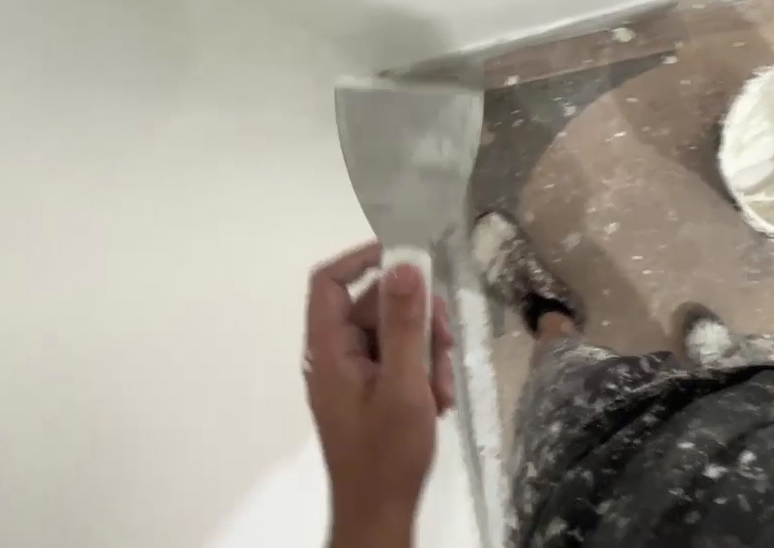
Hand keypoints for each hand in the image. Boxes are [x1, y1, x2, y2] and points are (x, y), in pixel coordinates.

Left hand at [305, 241, 456, 546]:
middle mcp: (338, 354)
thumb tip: (404, 265)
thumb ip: (403, 324)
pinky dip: (423, 368)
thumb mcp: (402, 384)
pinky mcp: (373, 388)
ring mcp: (356, 372)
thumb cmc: (386, 454)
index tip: (406, 258)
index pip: (328, 282)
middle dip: (417, 316)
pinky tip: (438, 397)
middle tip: (445, 339)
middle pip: (376, 304)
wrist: (380, 516)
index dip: (361, 259)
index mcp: (329, 350)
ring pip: (395, 329)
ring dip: (427, 348)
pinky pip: (400, 356)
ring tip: (442, 384)